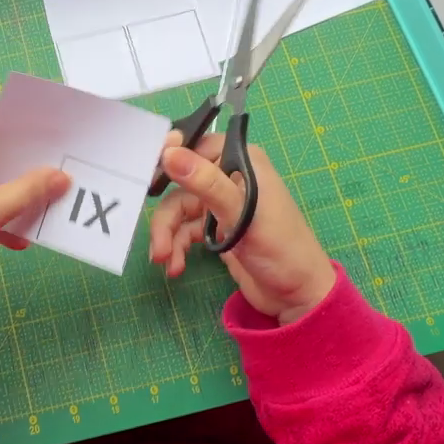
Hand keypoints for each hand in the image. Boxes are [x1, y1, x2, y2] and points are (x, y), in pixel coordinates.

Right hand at [149, 136, 336, 324]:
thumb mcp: (241, 214)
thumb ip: (205, 183)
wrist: (297, 298)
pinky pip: (184, 230)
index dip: (170, 158)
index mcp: (242, 162)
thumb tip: (169, 153)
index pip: (196, 145)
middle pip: (180, 182)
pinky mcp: (215, 229)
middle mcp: (229, 177)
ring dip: (167, 234)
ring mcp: (221, 204)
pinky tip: (175, 267)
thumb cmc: (280, 249)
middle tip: (152, 229)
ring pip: (179, 210)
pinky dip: (176, 247)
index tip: (146, 175)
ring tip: (162, 258)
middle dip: (165, 211)